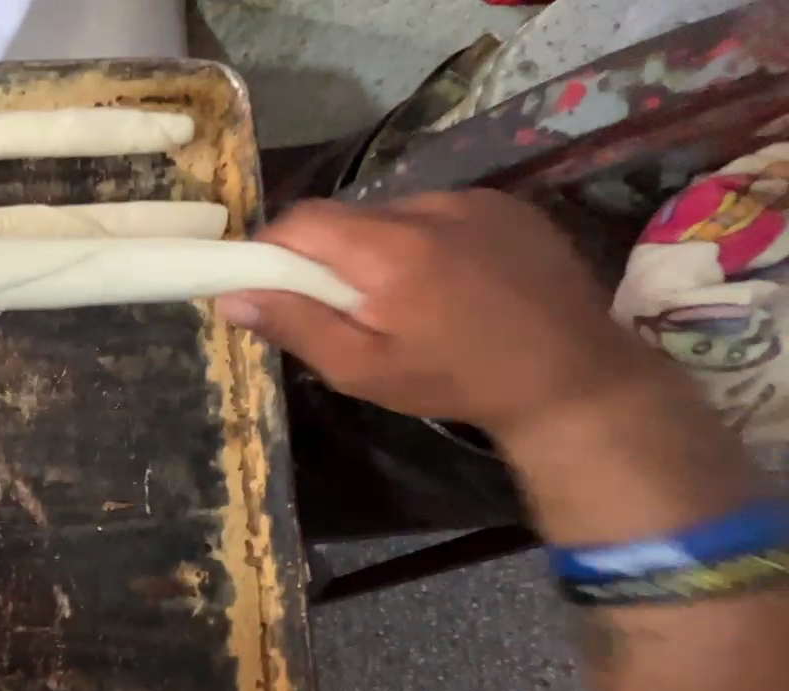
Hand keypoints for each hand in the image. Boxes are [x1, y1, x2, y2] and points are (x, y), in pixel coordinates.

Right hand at [220, 191, 667, 446]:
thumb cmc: (450, 379)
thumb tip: (233, 296)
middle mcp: (429, 208)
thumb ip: (295, 326)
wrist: (569, 373)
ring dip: (367, 250)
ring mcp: (473, 200)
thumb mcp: (358, 367)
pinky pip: (430, 214)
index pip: (302, 220)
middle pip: (342, 217)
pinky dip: (411, 243)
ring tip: (389, 300)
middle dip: (320, 257)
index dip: (270, 247)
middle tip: (331, 308)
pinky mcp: (504, 205)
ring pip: (385, 215)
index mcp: (389, 250)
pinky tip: (434, 284)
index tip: (263, 284)